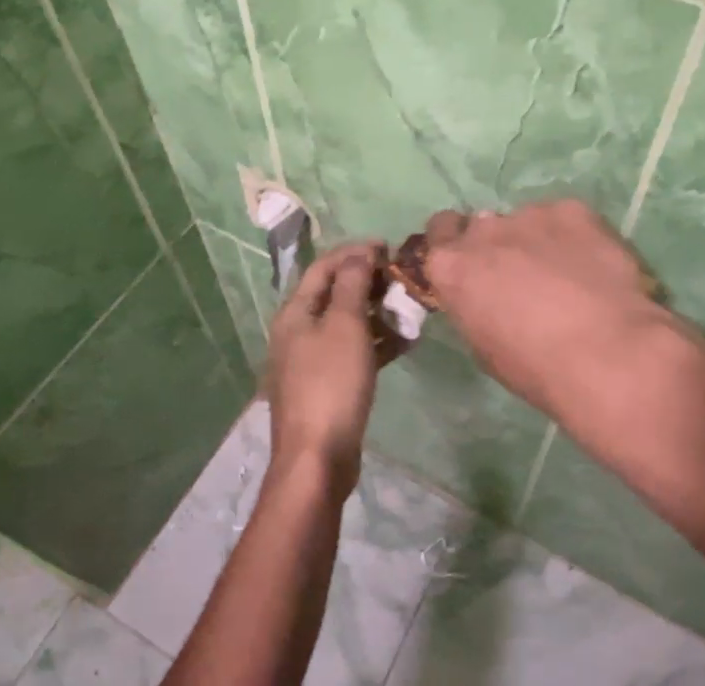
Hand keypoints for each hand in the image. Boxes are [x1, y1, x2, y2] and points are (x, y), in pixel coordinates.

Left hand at [264, 242, 389, 486]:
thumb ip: (352, 284)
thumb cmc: (331, 384)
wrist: (317, 458)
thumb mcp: (344, 326)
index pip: (324, 267)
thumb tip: (359, 252)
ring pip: (347, 324)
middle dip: (368, 281)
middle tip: (402, 276)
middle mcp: (298, 332)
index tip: (389, 246)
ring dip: (377, 312)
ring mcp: (312, 361)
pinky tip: (406, 342)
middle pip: (334, 293)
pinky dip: (377, 343)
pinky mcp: (328, 386)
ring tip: (410, 306)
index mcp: (295, 312)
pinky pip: (354, 352)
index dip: (354, 252)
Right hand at [423, 199, 667, 409]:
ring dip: (537, 241)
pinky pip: (566, 218)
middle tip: (523, 276)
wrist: (604, 353)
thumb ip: (475, 306)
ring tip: (569, 275)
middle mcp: (484, 231)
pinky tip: (592, 266)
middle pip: (482, 225)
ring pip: (527, 221)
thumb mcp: (484, 347)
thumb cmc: (536, 368)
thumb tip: (487, 296)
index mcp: (452, 267)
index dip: (456, 246)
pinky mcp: (573, 210)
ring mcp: (529, 215)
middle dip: (498, 245)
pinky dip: (574, 237)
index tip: (474, 266)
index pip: (440, 232)